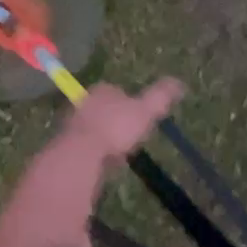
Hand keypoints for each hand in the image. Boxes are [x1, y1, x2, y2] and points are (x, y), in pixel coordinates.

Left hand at [65, 79, 182, 156]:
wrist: (81, 152)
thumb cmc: (115, 127)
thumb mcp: (145, 111)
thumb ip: (161, 96)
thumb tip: (180, 83)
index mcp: (102, 90)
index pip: (117, 91)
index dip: (130, 104)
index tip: (141, 118)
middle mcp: (82, 102)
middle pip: (103, 110)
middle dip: (116, 122)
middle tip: (130, 138)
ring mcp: (71, 123)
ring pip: (94, 128)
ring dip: (105, 139)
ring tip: (119, 154)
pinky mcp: (66, 144)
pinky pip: (85, 147)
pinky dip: (96, 153)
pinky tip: (104, 164)